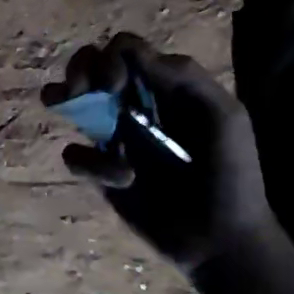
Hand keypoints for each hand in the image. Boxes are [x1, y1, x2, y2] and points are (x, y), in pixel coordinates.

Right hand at [43, 33, 272, 272]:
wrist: (225, 243)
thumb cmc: (232, 175)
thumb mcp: (224, 116)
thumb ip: (185, 76)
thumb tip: (132, 51)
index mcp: (162, 86)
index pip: (124, 50)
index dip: (111, 58)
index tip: (114, 86)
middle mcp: (133, 103)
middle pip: (91, 64)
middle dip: (79, 70)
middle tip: (81, 92)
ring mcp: (115, 136)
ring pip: (73, 100)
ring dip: (63, 96)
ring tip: (61, 103)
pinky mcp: (103, 173)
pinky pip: (75, 156)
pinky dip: (90, 164)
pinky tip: (122, 179)